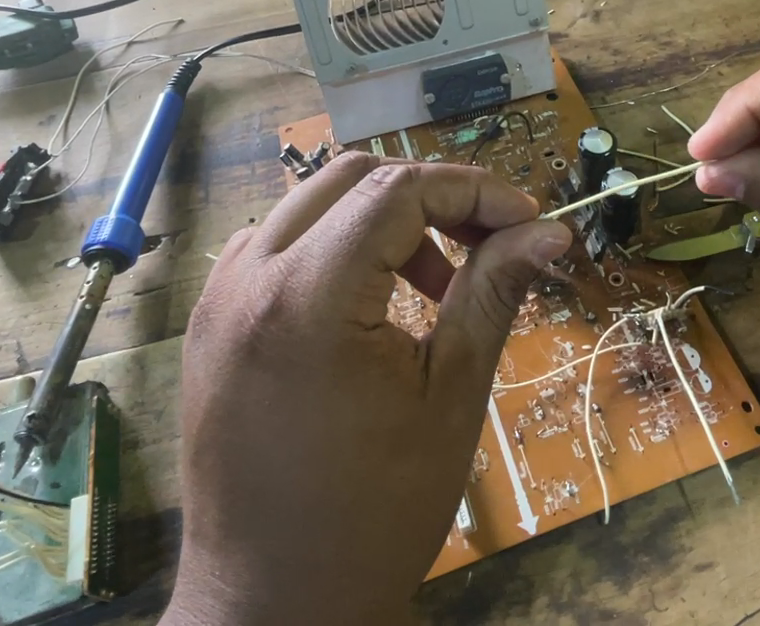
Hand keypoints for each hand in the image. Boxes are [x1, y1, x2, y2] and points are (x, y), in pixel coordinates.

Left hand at [163, 153, 571, 625]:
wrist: (272, 604)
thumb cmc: (375, 513)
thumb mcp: (451, 397)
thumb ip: (494, 293)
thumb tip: (549, 230)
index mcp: (309, 296)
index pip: (398, 191)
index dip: (473, 192)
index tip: (526, 221)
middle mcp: (249, 277)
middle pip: (351, 177)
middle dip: (429, 196)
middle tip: (484, 241)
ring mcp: (219, 296)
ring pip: (310, 202)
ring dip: (379, 219)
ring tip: (431, 281)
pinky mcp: (210, 320)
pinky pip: (277, 243)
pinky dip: (333, 245)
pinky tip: (368, 302)